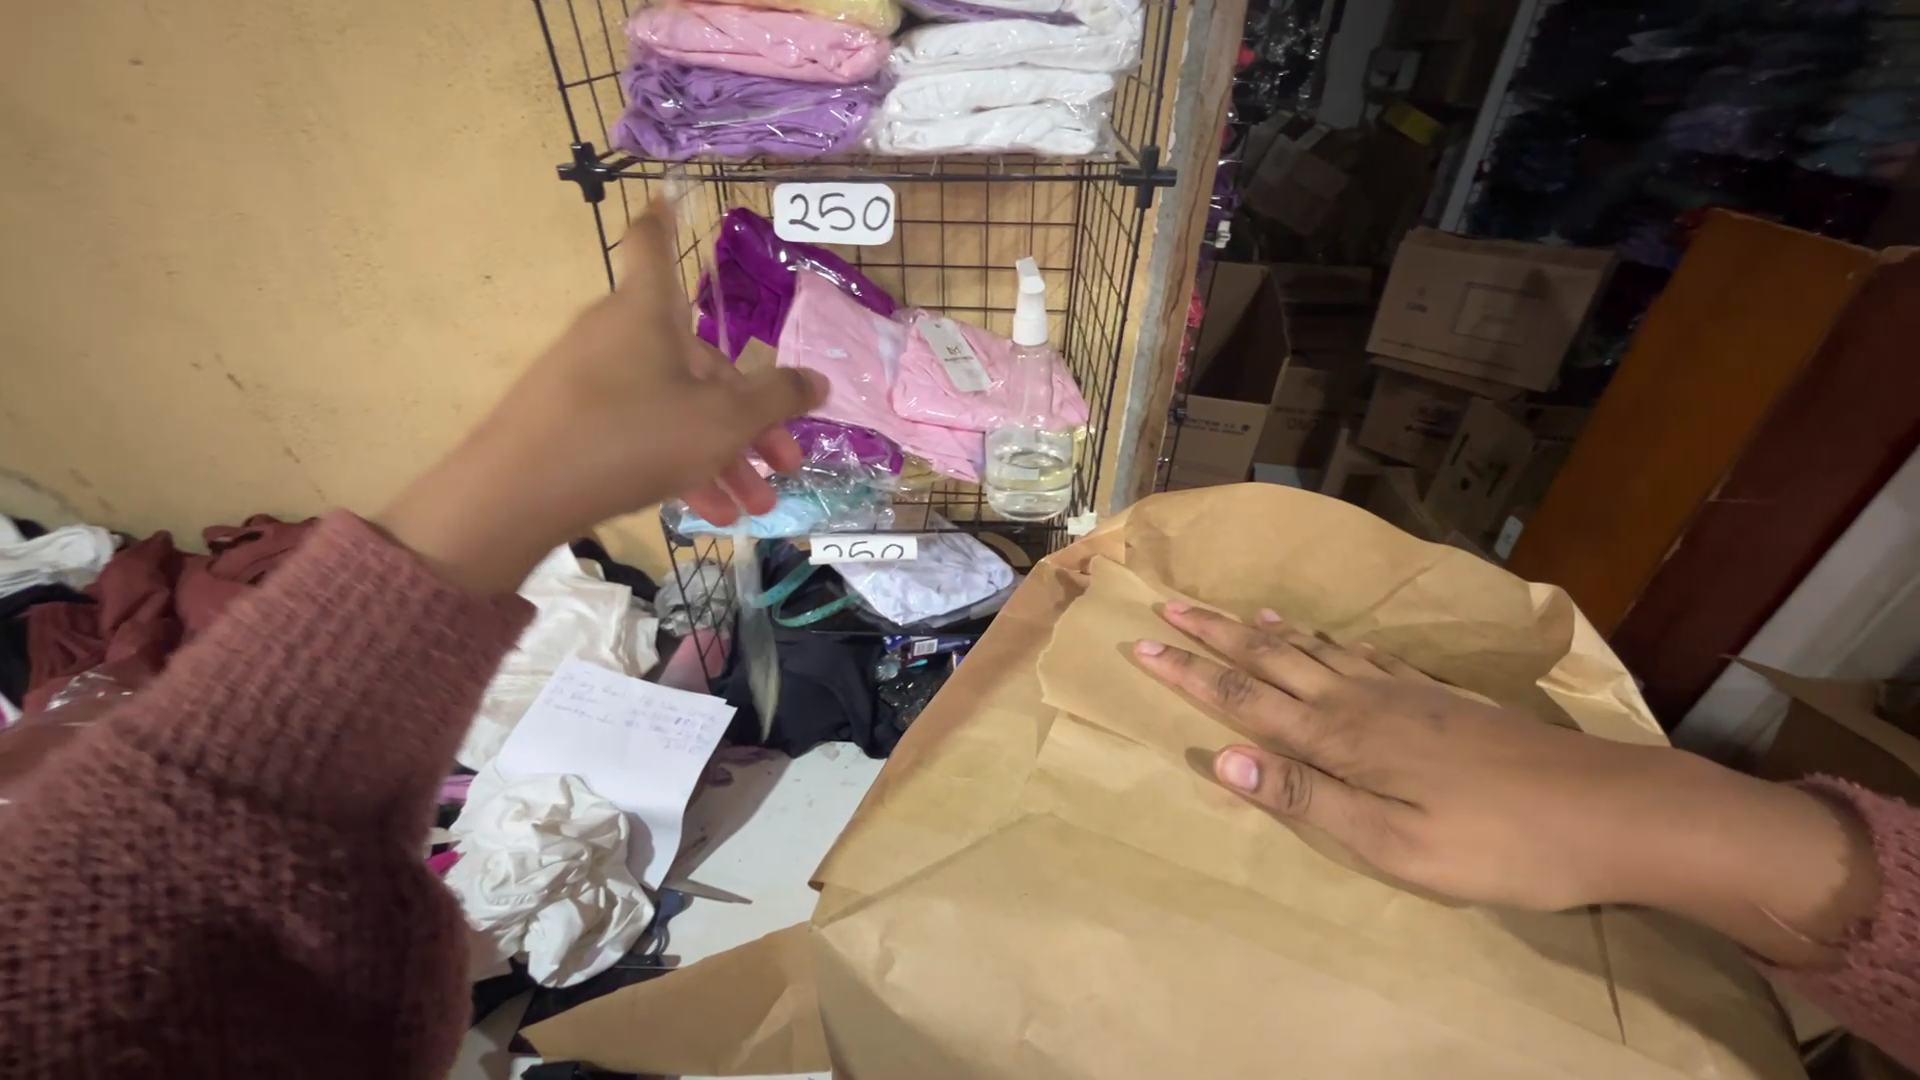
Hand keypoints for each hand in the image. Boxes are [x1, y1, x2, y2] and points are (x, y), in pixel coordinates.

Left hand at [377, 202, 826, 591]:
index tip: (669, 198)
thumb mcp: (724, 420)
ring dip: (724, 458)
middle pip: (699, 364)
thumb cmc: (635, 433)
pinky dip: (682, 467)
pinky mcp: (576, 424)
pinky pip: (645, 434)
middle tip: (786, 464)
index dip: (666, 220)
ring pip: (678, 410)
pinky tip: (714, 514)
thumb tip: (819, 380)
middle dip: (751, 419)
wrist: (519, 493)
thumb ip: (778, 398)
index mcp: (650, 312)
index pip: (654, 245)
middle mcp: (620, 335)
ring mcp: (594, 380)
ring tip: (756, 507)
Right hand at [1133, 604, 1880, 963]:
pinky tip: (1326, 636)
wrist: (1612, 811)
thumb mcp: (1393, 843)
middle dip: (1212, 634)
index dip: (1187, 672)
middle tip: (1169, 605)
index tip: (1142, 644)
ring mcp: (1398, 692)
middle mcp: (1355, 702)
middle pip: (1269, 658)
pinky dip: (1328, 640)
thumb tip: (1224, 761)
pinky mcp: (1435, 696)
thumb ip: (1305, 799)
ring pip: (1312, 649)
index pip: (1241, 698)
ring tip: (1232, 612)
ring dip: (1263, 631)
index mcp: (1337, 739)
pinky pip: (1362, 655)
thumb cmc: (1495, 842)